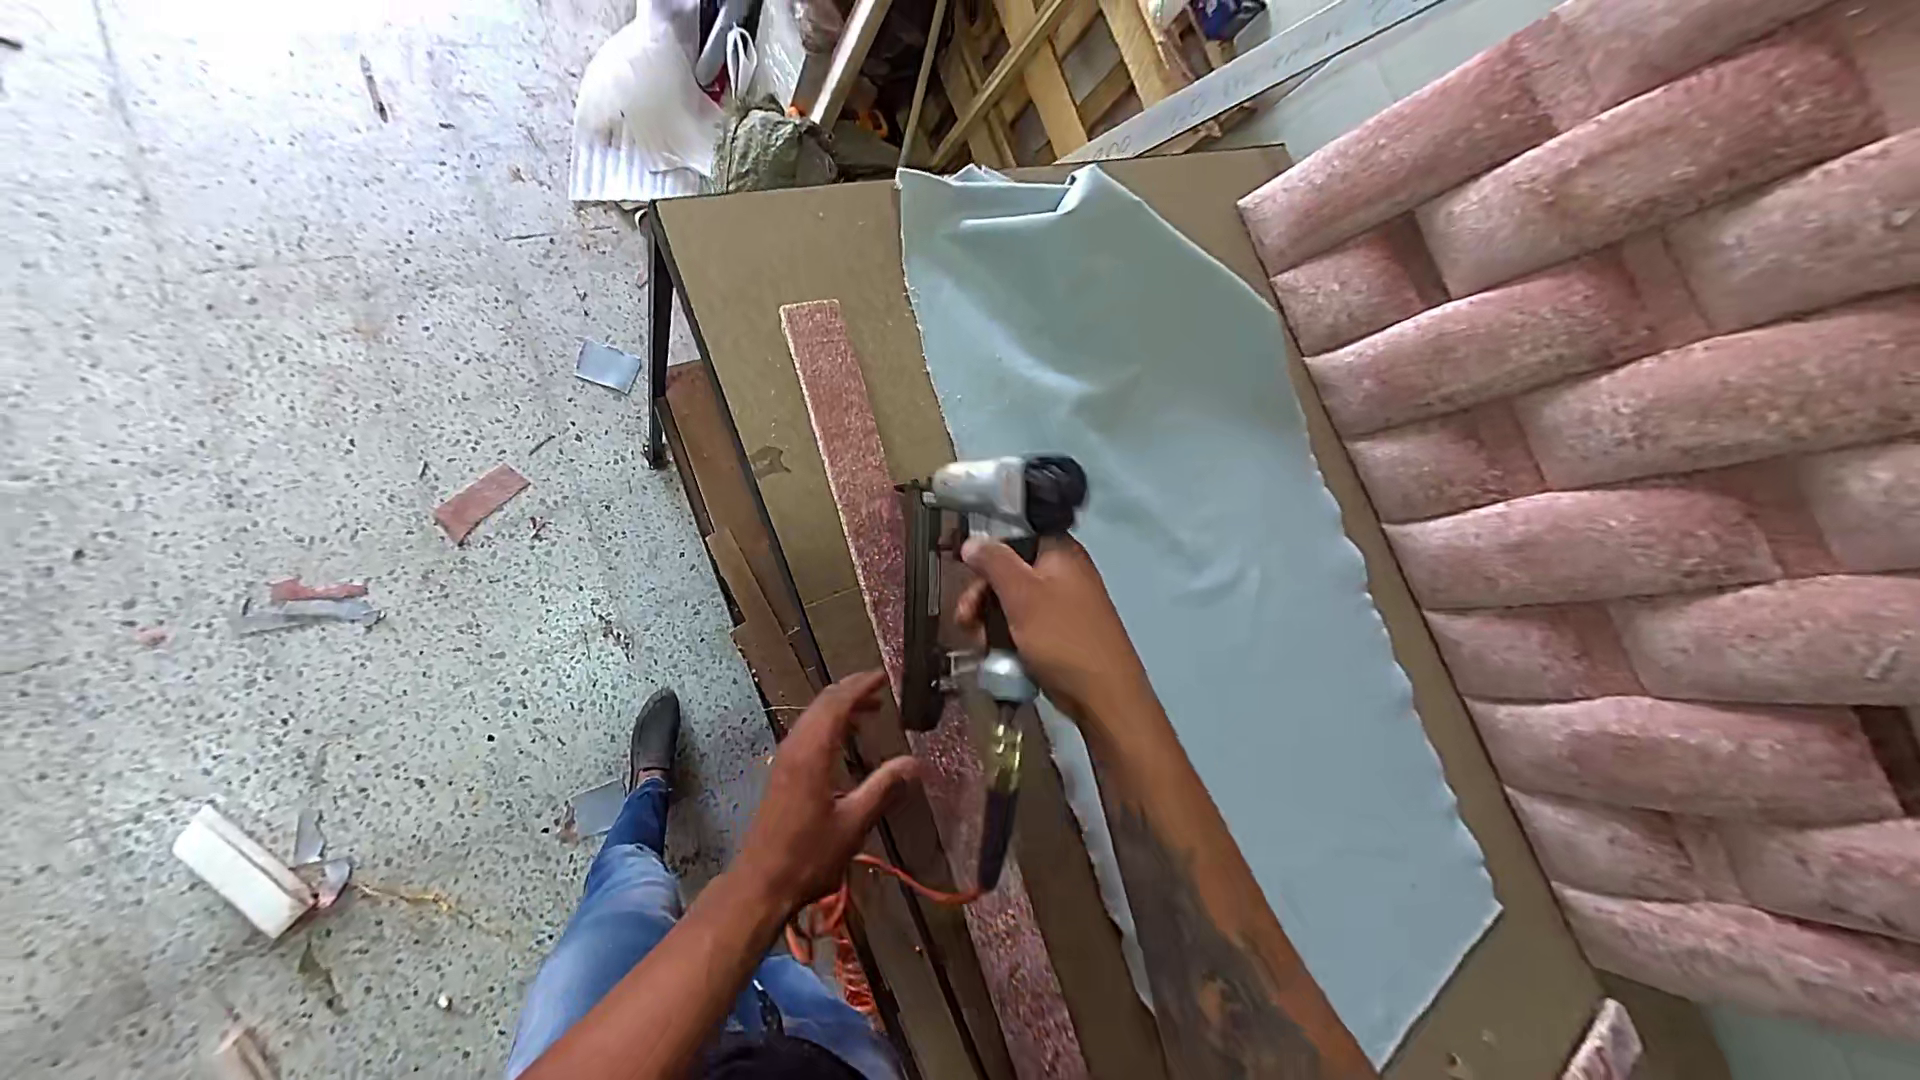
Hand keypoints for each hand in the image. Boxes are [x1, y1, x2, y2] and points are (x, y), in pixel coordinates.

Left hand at [734, 671, 920, 910]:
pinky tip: (844, 738)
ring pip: (813, 716)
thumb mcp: (853, 824)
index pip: (838, 703)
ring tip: (870, 709)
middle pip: (823, 703)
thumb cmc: (808, 856)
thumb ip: (884, 788)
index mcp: (812, 753)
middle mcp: (795, 747)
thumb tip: (914, 762)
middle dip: (851, 690)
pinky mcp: (782, 772)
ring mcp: (785, 759)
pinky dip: (829, 722)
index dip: (861, 685)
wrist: (760, 884)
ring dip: (840, 706)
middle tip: (879, 686)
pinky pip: (808, 731)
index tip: (883, 676)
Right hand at [958, 534, 1151, 720]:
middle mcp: (1064, 572)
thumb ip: (994, 563)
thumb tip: (972, 541)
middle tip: (966, 619)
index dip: (986, 555)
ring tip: (980, 642)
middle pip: (1009, 572)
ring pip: (1013, 602)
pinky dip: (1007, 636)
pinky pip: (1025, 625)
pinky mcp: (1061, 632)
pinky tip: (996, 652)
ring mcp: (1064, 604)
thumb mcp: (1021, 595)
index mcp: (1060, 553)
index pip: (1013, 537)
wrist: (1103, 696)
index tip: (965, 575)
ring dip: (990, 620)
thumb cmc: (1062, 638)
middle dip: (982, 596)